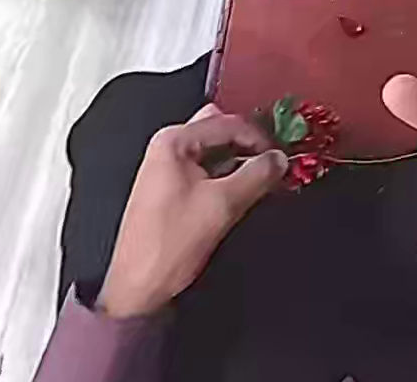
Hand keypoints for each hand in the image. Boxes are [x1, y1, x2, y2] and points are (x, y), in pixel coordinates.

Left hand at [98, 105, 286, 317]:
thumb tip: (280, 159)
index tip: (280, 155)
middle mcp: (168, 147)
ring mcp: (168, 167)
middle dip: (249, 143)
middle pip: (222, 130)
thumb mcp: (223, 205)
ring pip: (216, 149)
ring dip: (240, 159)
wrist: (136, 293)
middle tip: (272, 158)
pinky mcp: (172, 187)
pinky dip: (228, 172)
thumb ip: (257, 175)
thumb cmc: (169, 245)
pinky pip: (208, 167)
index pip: (230, 124)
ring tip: (262, 174)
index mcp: (174, 141)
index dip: (260, 138)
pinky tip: (243, 187)